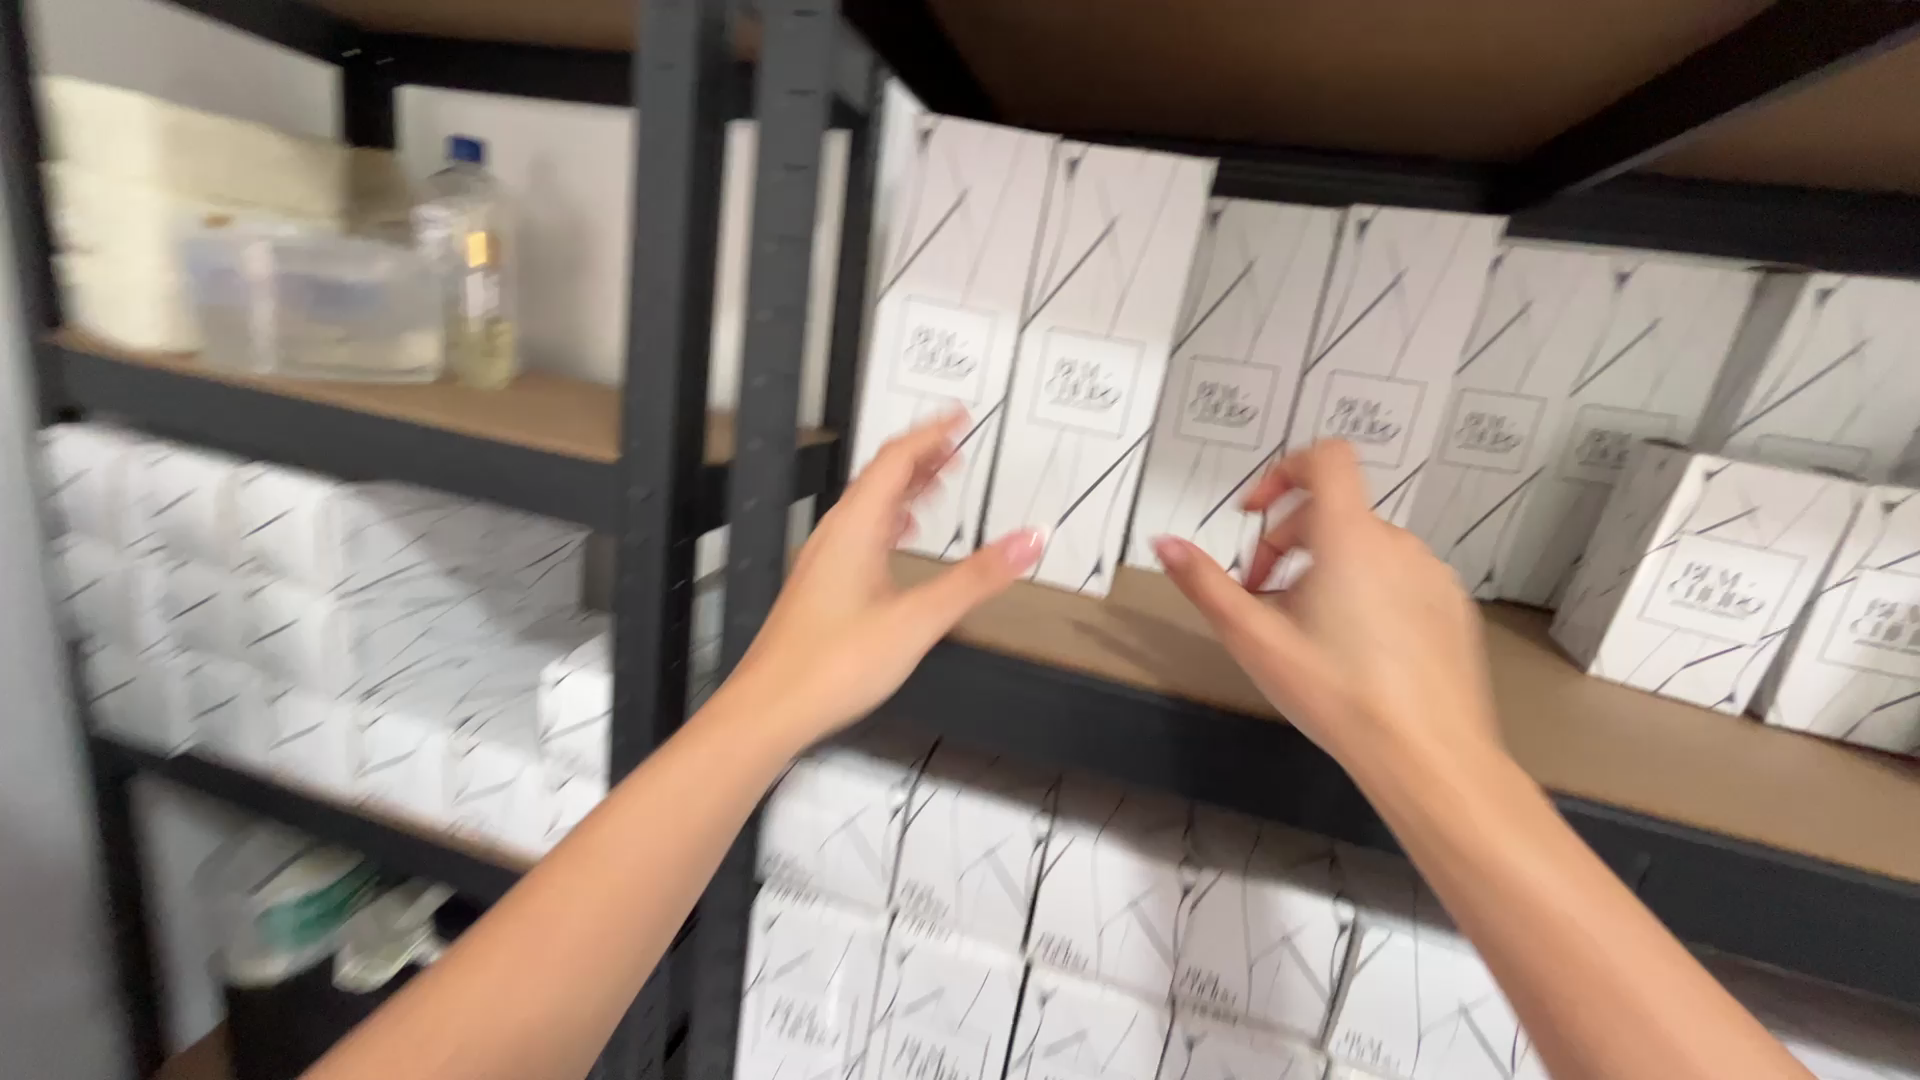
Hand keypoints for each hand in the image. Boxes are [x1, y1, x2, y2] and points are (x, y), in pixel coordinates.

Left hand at [726, 411, 1044, 748]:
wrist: (769, 708)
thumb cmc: (833, 664)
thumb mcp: (919, 620)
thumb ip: (977, 579)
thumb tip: (1030, 540)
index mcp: (855, 527)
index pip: (896, 459)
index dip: (931, 434)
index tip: (961, 417)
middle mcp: (836, 534)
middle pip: (881, 477)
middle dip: (923, 457)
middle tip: (958, 449)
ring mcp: (824, 559)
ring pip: (869, 506)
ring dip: (906, 488)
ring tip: (939, 486)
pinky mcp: (822, 585)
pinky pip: (860, 534)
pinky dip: (890, 522)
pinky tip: (901, 540)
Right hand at [1151, 439, 1501, 778]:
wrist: (1428, 757)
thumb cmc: (1333, 691)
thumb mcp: (1252, 637)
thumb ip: (1203, 582)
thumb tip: (1162, 542)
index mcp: (1349, 537)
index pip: (1325, 458)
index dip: (1282, 471)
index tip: (1255, 516)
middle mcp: (1397, 542)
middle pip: (1330, 512)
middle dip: (1284, 543)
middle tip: (1260, 599)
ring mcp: (1431, 574)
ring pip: (1362, 547)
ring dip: (1322, 568)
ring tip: (1304, 629)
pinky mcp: (1452, 607)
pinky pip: (1396, 576)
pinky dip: (1363, 589)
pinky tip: (1352, 648)